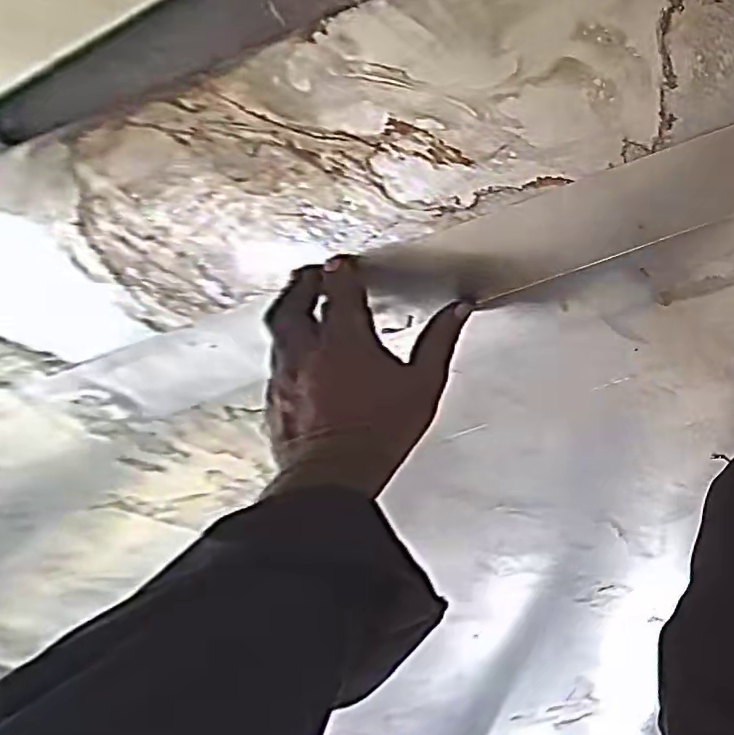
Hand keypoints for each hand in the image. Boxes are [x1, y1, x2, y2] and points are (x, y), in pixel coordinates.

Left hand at [261, 256, 471, 499]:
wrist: (333, 472)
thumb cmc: (381, 428)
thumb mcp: (425, 380)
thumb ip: (439, 339)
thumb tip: (457, 310)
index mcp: (346, 342)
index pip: (340, 295)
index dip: (342, 274)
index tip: (343, 262)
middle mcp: (308, 353)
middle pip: (293, 307)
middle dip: (302, 285)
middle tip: (310, 272)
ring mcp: (285, 376)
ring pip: (279, 332)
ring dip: (289, 311)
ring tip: (299, 303)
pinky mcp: (275, 398)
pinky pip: (277, 359)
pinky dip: (287, 343)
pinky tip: (298, 351)